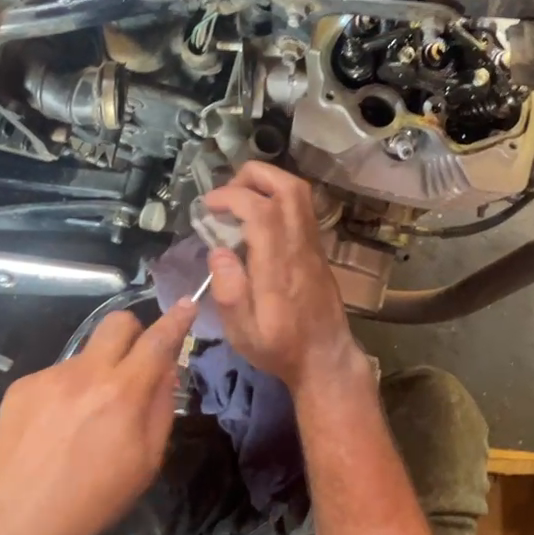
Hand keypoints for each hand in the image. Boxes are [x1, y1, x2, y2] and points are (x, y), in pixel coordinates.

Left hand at [0, 303, 196, 534]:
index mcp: (122, 393)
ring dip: (96, 374)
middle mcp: (87, 373)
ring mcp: (51, 376)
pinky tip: (53, 431)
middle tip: (133, 364)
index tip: (187, 304)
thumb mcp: (145, 464)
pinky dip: (65, 394)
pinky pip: (58, 377)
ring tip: (82, 422)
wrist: (8, 521)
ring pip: (87, 355)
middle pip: (119, 323)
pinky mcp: (22, 386)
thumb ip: (161, 408)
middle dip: (134, 333)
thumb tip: (166, 371)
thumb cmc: (88, 501)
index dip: (176, 319)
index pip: (158, 341)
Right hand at [204, 162, 365, 394]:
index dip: (233, 197)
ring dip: (267, 182)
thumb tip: (218, 251)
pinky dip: (277, 196)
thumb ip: (229, 293)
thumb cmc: (280, 348)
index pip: (262, 212)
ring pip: (299, 193)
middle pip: (288, 188)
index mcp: (279, 266)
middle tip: (225, 195)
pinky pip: (302, 207)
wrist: (325, 358)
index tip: (208, 205)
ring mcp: (313, 243)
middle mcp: (300, 246)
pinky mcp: (317, 247)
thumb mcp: (244, 333)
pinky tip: (256, 216)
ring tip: (238, 199)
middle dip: (253, 176)